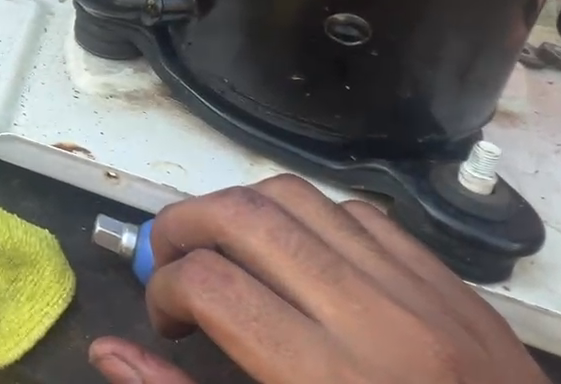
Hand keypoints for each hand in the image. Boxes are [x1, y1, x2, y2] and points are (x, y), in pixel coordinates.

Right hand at [90, 175, 547, 383]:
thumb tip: (105, 351)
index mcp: (335, 383)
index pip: (210, 286)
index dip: (164, 291)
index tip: (167, 320)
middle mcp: (380, 324)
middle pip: (241, 216)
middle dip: (180, 226)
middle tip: (171, 263)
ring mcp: (425, 296)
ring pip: (291, 196)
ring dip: (234, 209)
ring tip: (224, 249)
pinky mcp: (455, 287)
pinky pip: (355, 212)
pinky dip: (303, 219)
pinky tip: (294, 257)